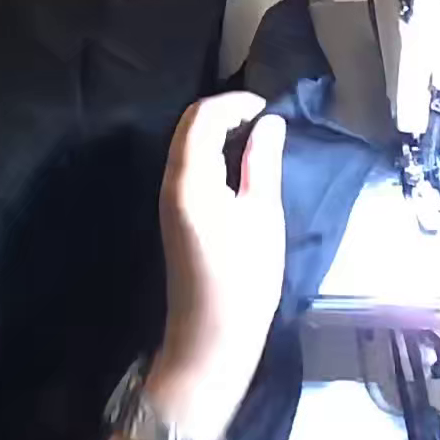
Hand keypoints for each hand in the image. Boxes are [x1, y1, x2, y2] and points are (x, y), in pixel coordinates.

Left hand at [149, 92, 285, 439]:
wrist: (211, 336)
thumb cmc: (245, 276)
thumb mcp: (264, 213)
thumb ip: (263, 161)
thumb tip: (269, 122)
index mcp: (190, 178)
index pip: (203, 116)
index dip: (236, 103)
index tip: (270, 110)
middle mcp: (171, 182)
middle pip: (189, 125)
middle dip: (226, 111)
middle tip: (267, 120)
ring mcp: (169, 199)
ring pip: (188, 143)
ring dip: (220, 130)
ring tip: (260, 137)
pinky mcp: (176, 213)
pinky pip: (190, 164)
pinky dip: (214, 151)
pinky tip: (241, 163)